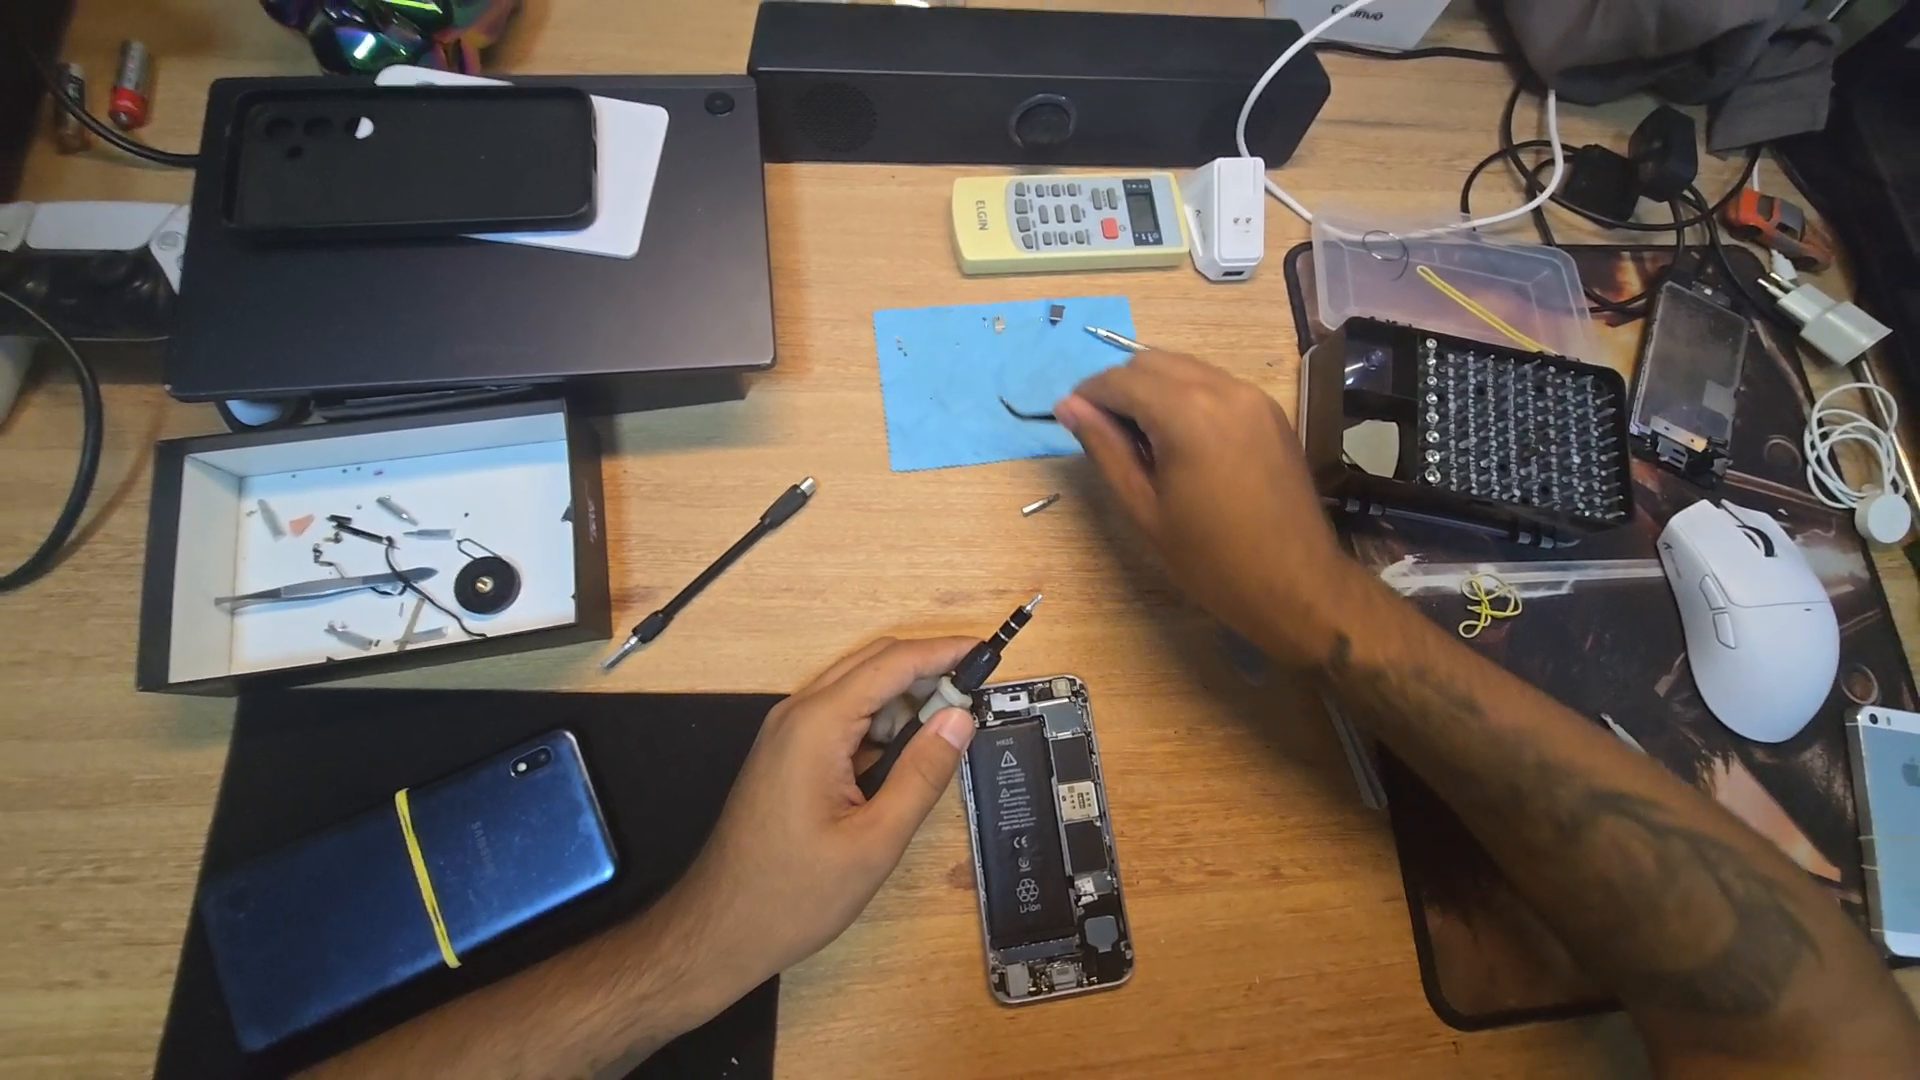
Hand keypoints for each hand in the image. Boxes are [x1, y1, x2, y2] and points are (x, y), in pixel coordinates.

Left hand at [652, 637, 977, 1003]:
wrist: (719, 929)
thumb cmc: (793, 894)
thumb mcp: (875, 840)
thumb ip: (922, 773)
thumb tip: (960, 718)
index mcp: (818, 724)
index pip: (892, 663)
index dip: (943, 652)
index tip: (986, 653)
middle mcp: (799, 713)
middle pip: (874, 664)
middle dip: (928, 671)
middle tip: (975, 696)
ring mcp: (789, 730)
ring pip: (859, 688)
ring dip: (904, 699)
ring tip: (947, 730)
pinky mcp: (789, 750)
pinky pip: (843, 716)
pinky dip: (880, 723)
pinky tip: (904, 754)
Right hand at [1056, 351, 1352, 661]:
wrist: (1295, 583)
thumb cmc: (1209, 558)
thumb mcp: (1143, 507)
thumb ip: (1105, 449)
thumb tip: (1068, 408)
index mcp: (1187, 414)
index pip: (1121, 381)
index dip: (1088, 395)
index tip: (1070, 418)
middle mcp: (1222, 389)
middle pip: (1152, 363)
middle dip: (1119, 388)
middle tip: (1103, 433)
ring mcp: (1252, 397)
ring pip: (1184, 368)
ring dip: (1151, 389)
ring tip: (1138, 439)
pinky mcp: (1269, 411)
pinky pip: (1214, 384)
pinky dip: (1184, 396)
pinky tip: (1177, 440)